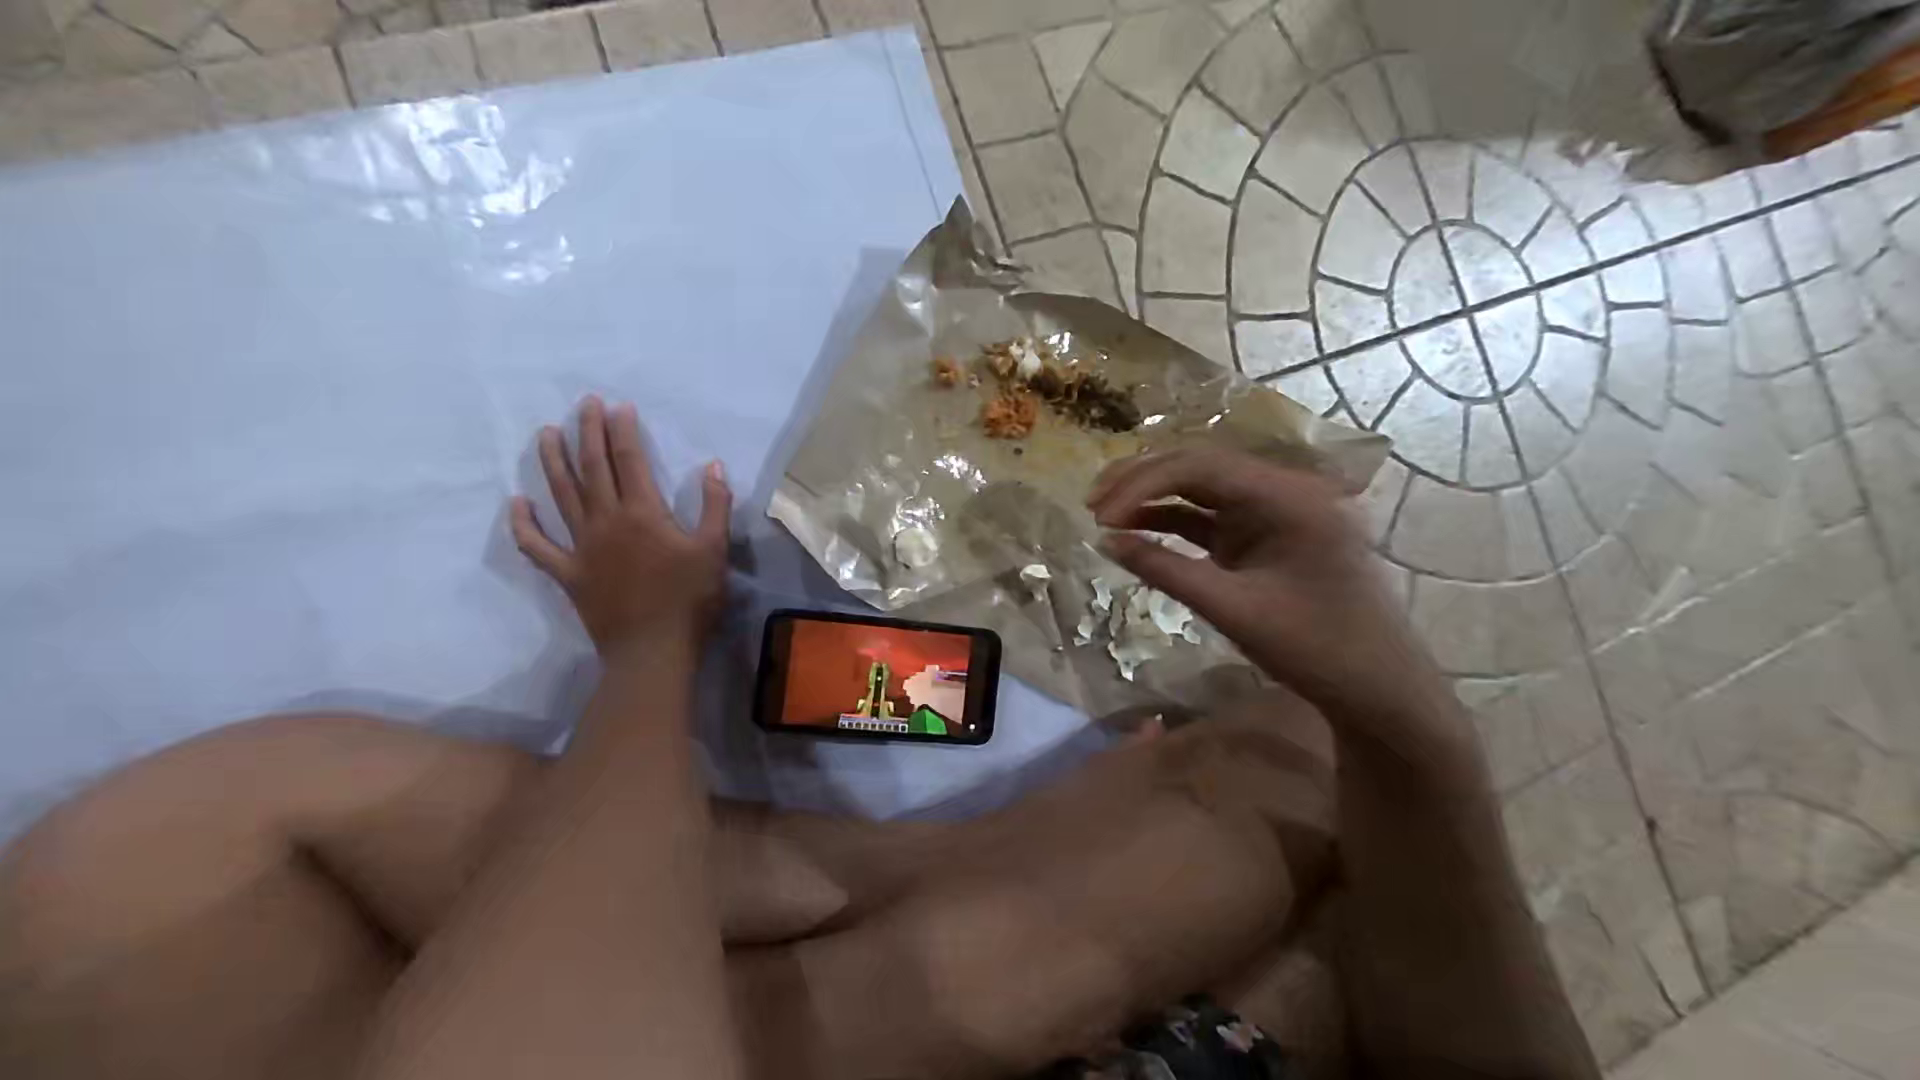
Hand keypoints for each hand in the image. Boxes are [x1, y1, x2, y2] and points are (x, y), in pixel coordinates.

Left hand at [511, 397, 731, 653]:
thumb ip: (714, 506)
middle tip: (583, 404)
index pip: (629, 460)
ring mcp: (581, 547)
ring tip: (546, 433)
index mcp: (642, 513)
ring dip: (553, 462)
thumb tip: (713, 467)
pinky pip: (537, 546)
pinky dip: (524, 524)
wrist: (652, 650)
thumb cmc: (690, 599)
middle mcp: (606, 521)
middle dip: (588, 432)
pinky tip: (517, 503)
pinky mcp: (567, 573)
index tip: (618, 406)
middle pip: (593, 468)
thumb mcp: (714, 549)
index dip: (623, 430)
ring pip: (561, 495)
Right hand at [1088, 448, 1464, 755]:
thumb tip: (1104, 542)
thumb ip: (1166, 571)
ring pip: (1199, 487)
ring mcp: (1271, 511)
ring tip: (1103, 514)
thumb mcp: (1233, 610)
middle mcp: (1282, 490)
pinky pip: (1208, 516)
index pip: (1201, 467)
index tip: (1099, 517)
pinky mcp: (1261, 534)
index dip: (1142, 484)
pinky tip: (1135, 531)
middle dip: (1141, 481)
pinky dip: (1170, 522)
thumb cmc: (1314, 649)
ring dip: (1151, 497)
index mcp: (1289, 497)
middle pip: (1198, 466)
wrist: (1375, 688)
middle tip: (1092, 504)